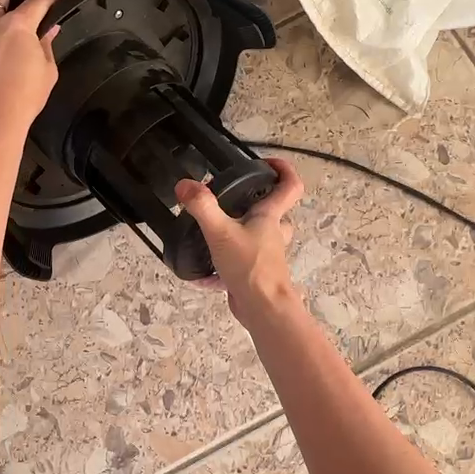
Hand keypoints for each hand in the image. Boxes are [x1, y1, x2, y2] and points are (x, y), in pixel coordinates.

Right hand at [174, 158, 305, 322]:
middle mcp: (272, 234)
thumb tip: (184, 185)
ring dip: (239, 233)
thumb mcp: (220, 232)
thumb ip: (202, 206)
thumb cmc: (250, 267)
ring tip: (213, 232)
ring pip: (257, 238)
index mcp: (270, 217)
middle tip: (234, 197)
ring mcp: (266, 256)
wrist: (263, 310)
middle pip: (274, 212)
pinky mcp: (255, 275)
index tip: (265, 163)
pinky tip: (201, 274)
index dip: (283, 170)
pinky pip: (240, 264)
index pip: (290, 186)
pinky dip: (222, 267)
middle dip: (257, 202)